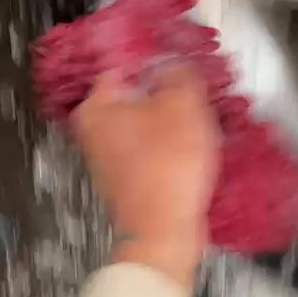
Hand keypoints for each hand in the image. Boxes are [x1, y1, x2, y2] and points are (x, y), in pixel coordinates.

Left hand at [72, 62, 219, 290]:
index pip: (128, 63)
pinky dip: (175, 152)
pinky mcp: (132, 186)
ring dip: (178, 124)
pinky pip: (158, 156)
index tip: (185, 63)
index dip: (161, 59)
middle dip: (172, 95)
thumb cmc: (166, 172)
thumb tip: (176, 64)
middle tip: (199, 96)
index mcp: (96, 108)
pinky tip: (195, 155)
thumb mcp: (182, 103)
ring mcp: (112, 165)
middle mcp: (95, 136)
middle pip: (140, 97)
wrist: (163, 237)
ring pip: (152, 127)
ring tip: (202, 127)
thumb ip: (179, 71)